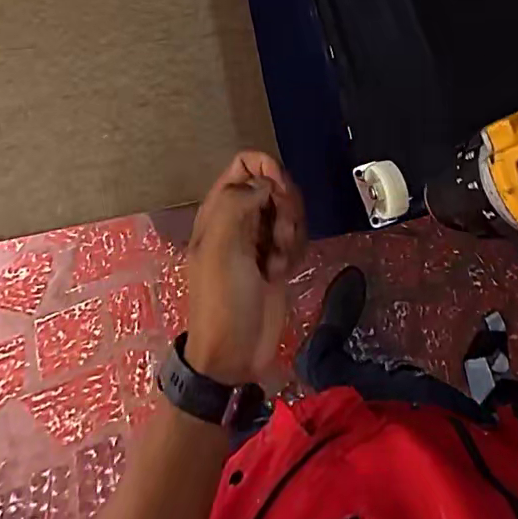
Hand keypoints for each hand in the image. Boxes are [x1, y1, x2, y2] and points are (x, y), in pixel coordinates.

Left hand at [183, 151, 306, 384]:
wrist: (233, 355)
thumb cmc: (222, 299)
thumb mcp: (220, 247)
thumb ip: (237, 203)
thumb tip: (266, 182)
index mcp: (220, 208)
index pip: (245, 163)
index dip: (266, 169)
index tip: (279, 192)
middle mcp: (241, 217)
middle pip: (275, 184)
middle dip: (285, 207)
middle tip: (277, 236)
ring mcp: (260, 238)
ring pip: (289, 210)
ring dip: (291, 232)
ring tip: (276, 261)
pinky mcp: (278, 258)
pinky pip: (297, 236)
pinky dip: (294, 251)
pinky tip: (282, 273)